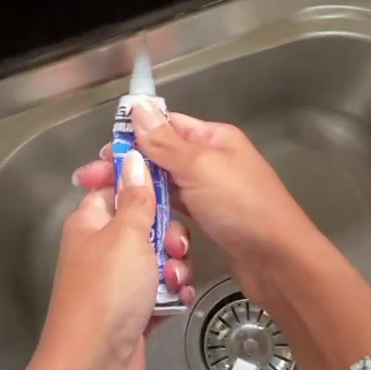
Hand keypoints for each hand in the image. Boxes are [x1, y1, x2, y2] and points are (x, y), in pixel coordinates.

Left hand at [25, 150, 190, 369]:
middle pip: (145, 223)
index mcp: (90, 223)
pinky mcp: (134, 310)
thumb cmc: (106, 295)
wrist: (94, 369)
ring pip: (159, 257)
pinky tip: (179, 299)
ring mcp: (118, 281)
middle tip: (175, 244)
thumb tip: (134, 157)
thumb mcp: (126, 236)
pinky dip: (173, 293)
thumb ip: (136, 198)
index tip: (171, 180)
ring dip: (175, 265)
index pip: (116, 186)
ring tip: (175, 279)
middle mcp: (102, 248)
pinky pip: (162, 290)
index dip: (142, 181)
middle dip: (169, 231)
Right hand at [74, 102, 316, 271]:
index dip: (132, 136)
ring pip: (165, 186)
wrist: (278, 261)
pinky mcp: (209, 219)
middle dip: (128, 168)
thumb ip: (165, 142)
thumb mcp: (199, 167)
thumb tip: (138, 108)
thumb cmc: (241, 207)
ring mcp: (210, 191)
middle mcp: (212, 160)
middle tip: (92, 182)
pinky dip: (157, 213)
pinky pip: (175, 210)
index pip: (166, 126)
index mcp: (214, 138)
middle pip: (161, 157)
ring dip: (139, 192)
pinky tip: (137, 221)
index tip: (103, 153)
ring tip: (107, 203)